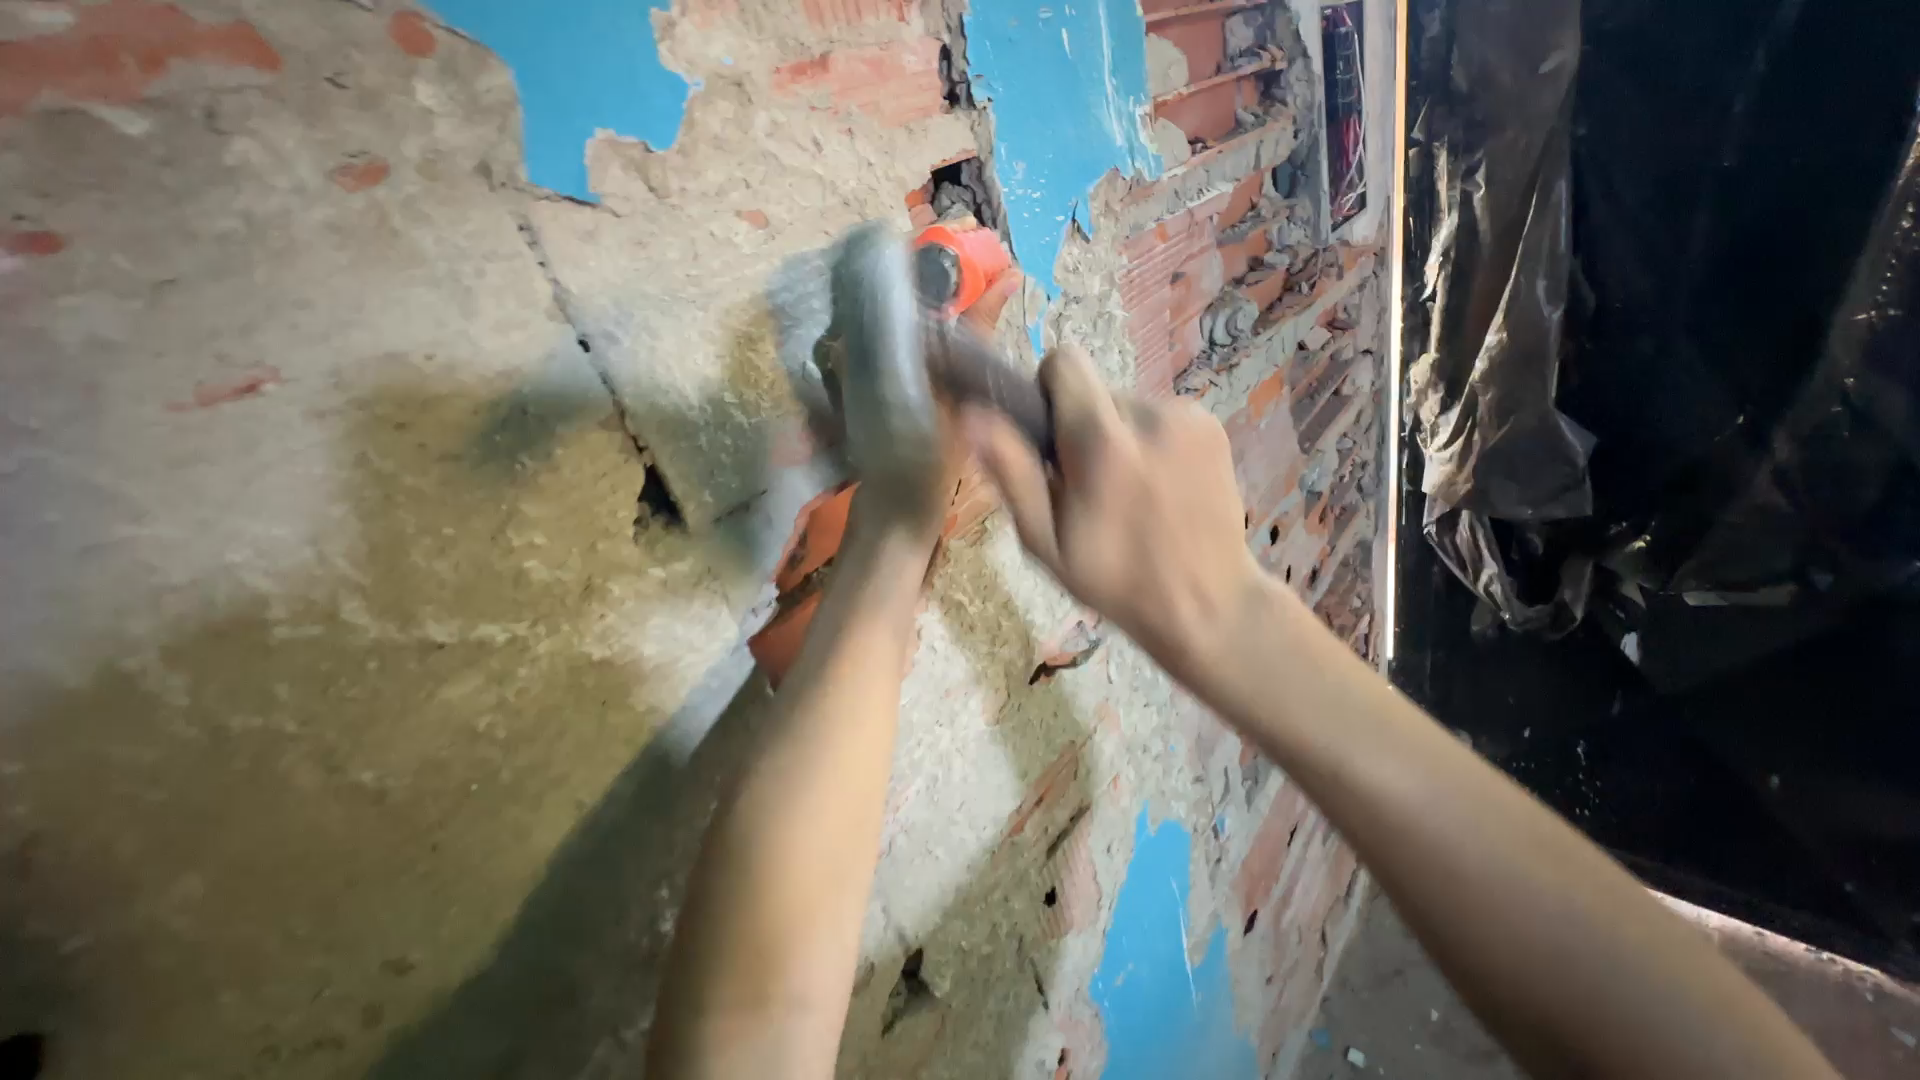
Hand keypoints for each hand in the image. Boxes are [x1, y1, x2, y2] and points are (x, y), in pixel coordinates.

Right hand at [963, 343, 1261, 680]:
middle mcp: (1150, 415)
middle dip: (1082, 427)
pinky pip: (1161, 417)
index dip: (1046, 393)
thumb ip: (1011, 473)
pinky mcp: (1212, 426)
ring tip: (1130, 494)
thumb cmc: (1114, 581)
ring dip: (1118, 438)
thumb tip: (972, 414)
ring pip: (1127, 406)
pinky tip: (1160, 490)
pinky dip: (1151, 444)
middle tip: (1091, 486)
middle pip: (1095, 391)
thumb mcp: (1046, 542)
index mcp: (1103, 443)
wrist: (1207, 603)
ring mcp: (1189, 418)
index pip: (1063, 363)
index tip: (1050, 440)